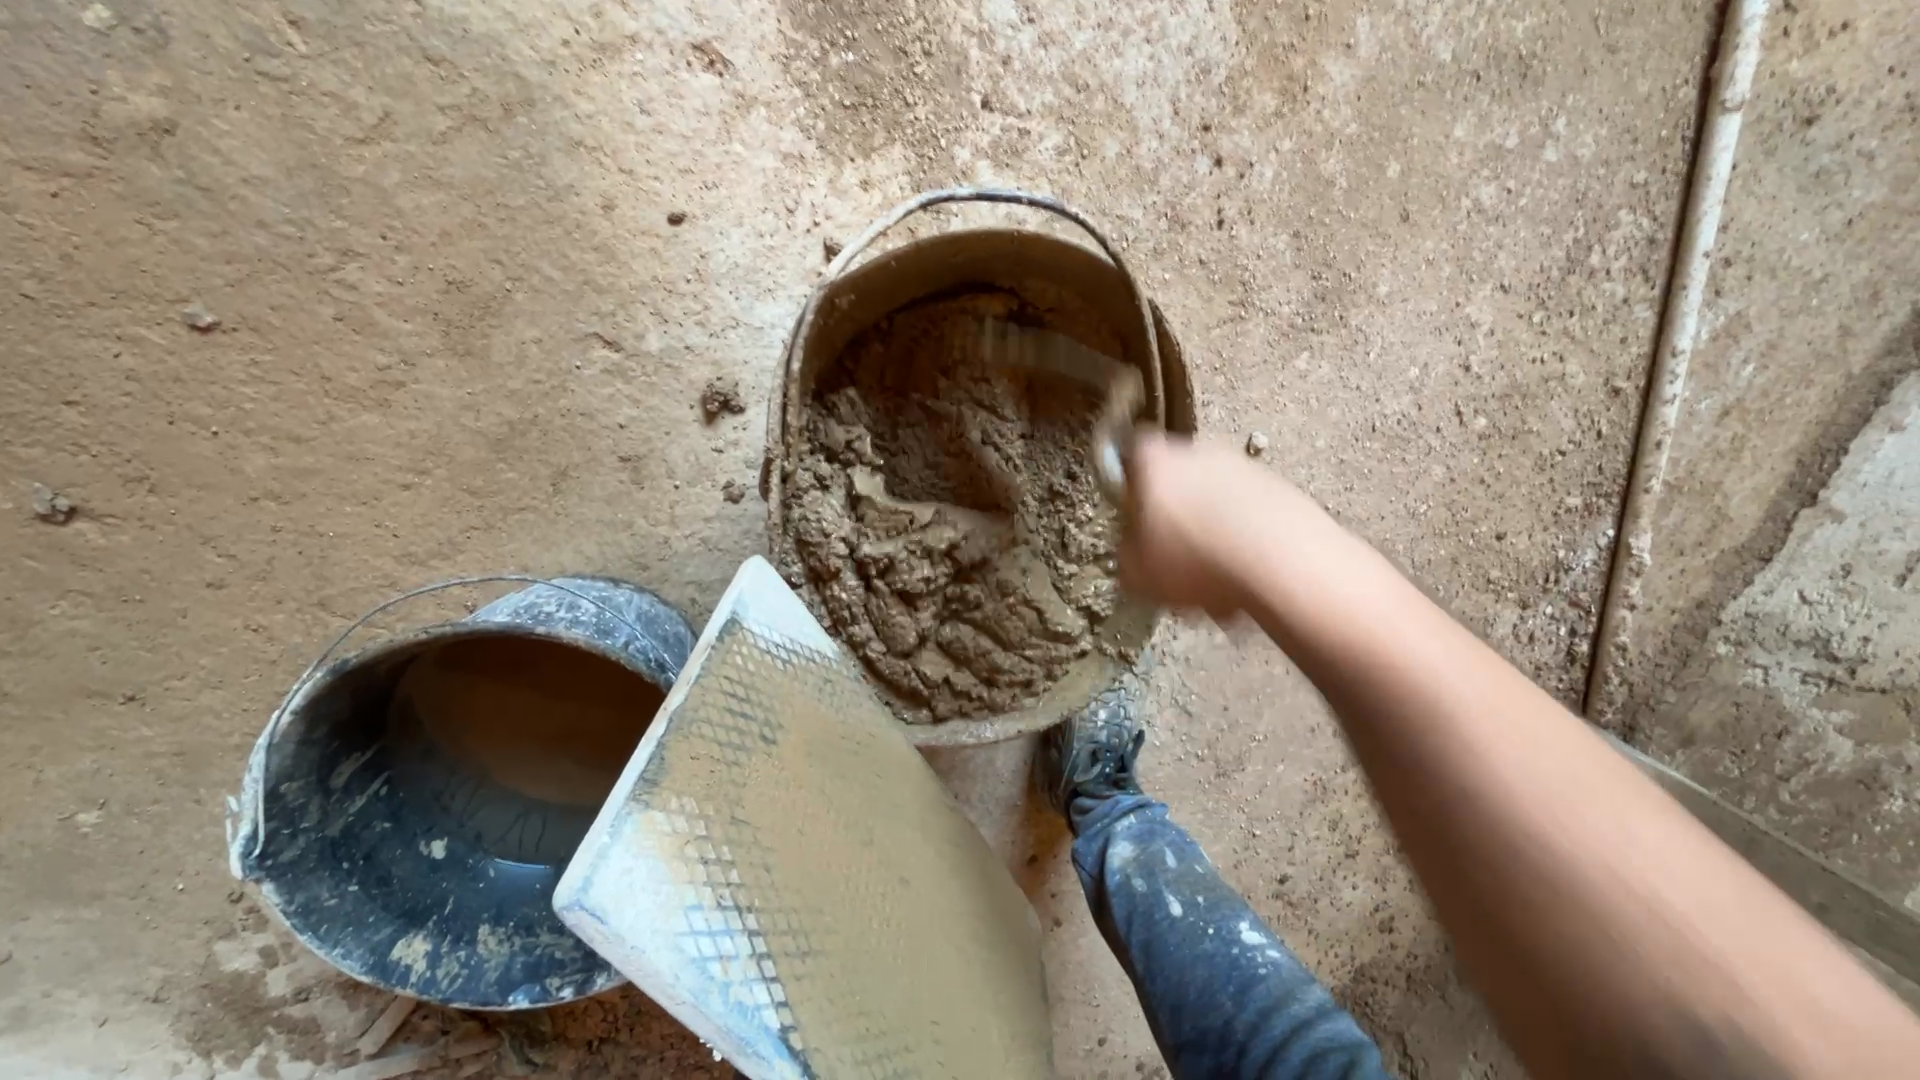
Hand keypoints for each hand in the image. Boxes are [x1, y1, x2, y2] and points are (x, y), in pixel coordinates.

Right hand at [1118, 433, 1315, 618]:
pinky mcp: (1281, 487)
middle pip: (1176, 480)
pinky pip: (1250, 514)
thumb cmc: (1196, 561)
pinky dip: (1245, 541)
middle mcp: (1198, 451)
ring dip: (1212, 534)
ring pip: (1215, 500)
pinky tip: (1245, 577)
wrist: (1281, 563)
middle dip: (1175, 517)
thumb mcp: (1138, 574)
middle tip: (1173, 557)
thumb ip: (1127, 556)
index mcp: (1154, 462)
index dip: (1129, 490)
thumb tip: (1134, 554)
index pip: (1130, 458)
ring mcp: (1244, 465)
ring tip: (1214, 580)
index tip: (1133, 520)